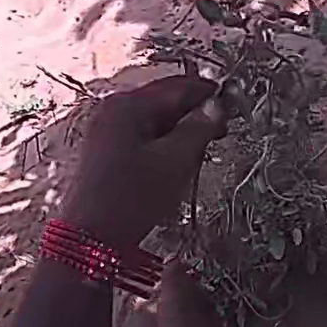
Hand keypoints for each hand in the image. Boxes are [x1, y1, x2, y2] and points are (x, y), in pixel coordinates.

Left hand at [61, 75, 223, 247]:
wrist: (93, 238)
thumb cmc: (131, 199)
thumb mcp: (174, 162)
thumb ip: (198, 130)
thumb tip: (216, 107)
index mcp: (127, 106)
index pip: (177, 88)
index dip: (209, 94)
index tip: (233, 102)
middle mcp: (113, 112)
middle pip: (165, 104)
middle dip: (195, 117)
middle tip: (222, 131)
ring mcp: (107, 133)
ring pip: (156, 124)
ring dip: (181, 135)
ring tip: (200, 154)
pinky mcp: (107, 155)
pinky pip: (144, 141)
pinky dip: (165, 148)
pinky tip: (177, 166)